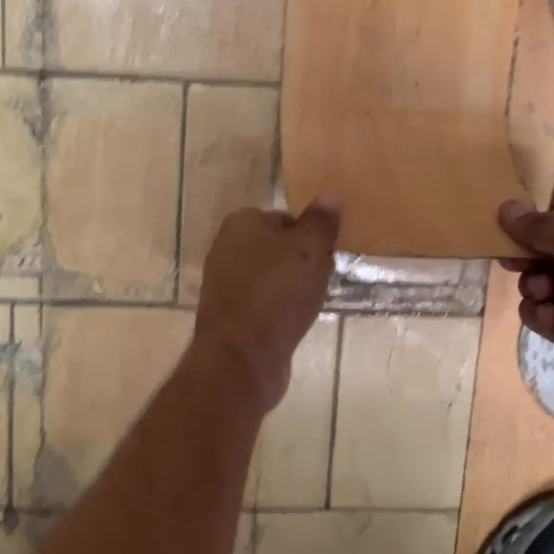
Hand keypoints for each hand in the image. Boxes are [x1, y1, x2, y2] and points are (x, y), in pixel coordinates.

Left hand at [192, 199, 341, 410]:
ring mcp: (224, 283)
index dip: (310, 235)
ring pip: (271, 278)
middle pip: (278, 248)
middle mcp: (226, 248)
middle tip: (322, 279)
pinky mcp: (229, 315)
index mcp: (240, 222)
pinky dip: (280, 310)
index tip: (327, 255)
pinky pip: (263, 303)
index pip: (285, 219)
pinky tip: (295, 323)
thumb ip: (321, 222)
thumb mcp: (310, 249)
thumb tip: (330, 195)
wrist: (242, 357)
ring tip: (311, 302)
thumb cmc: (277, 293)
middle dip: (302, 263)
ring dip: (292, 289)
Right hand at [498, 199, 553, 400]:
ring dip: (532, 286)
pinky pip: (539, 316)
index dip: (532, 227)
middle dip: (527, 257)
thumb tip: (505, 207)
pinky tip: (549, 316)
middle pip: (544, 255)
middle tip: (513, 262)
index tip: (505, 229)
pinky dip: (538, 314)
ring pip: (537, 285)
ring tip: (543, 292)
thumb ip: (540, 226)